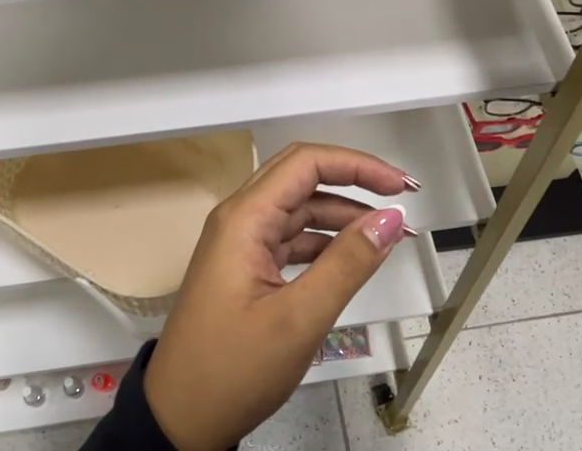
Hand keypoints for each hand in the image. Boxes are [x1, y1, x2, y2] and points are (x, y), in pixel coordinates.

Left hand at [144, 143, 415, 450]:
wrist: (180, 419)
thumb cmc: (231, 370)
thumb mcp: (298, 319)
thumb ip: (347, 264)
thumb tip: (389, 218)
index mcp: (244, 218)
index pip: (305, 163)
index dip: (356, 164)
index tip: (399, 184)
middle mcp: (239, 219)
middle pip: (302, 177)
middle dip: (354, 181)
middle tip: (401, 196)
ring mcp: (241, 244)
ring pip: (299, 209)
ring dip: (344, 215)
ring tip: (390, 234)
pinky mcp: (246, 268)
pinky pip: (292, 238)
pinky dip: (326, 242)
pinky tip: (355, 256)